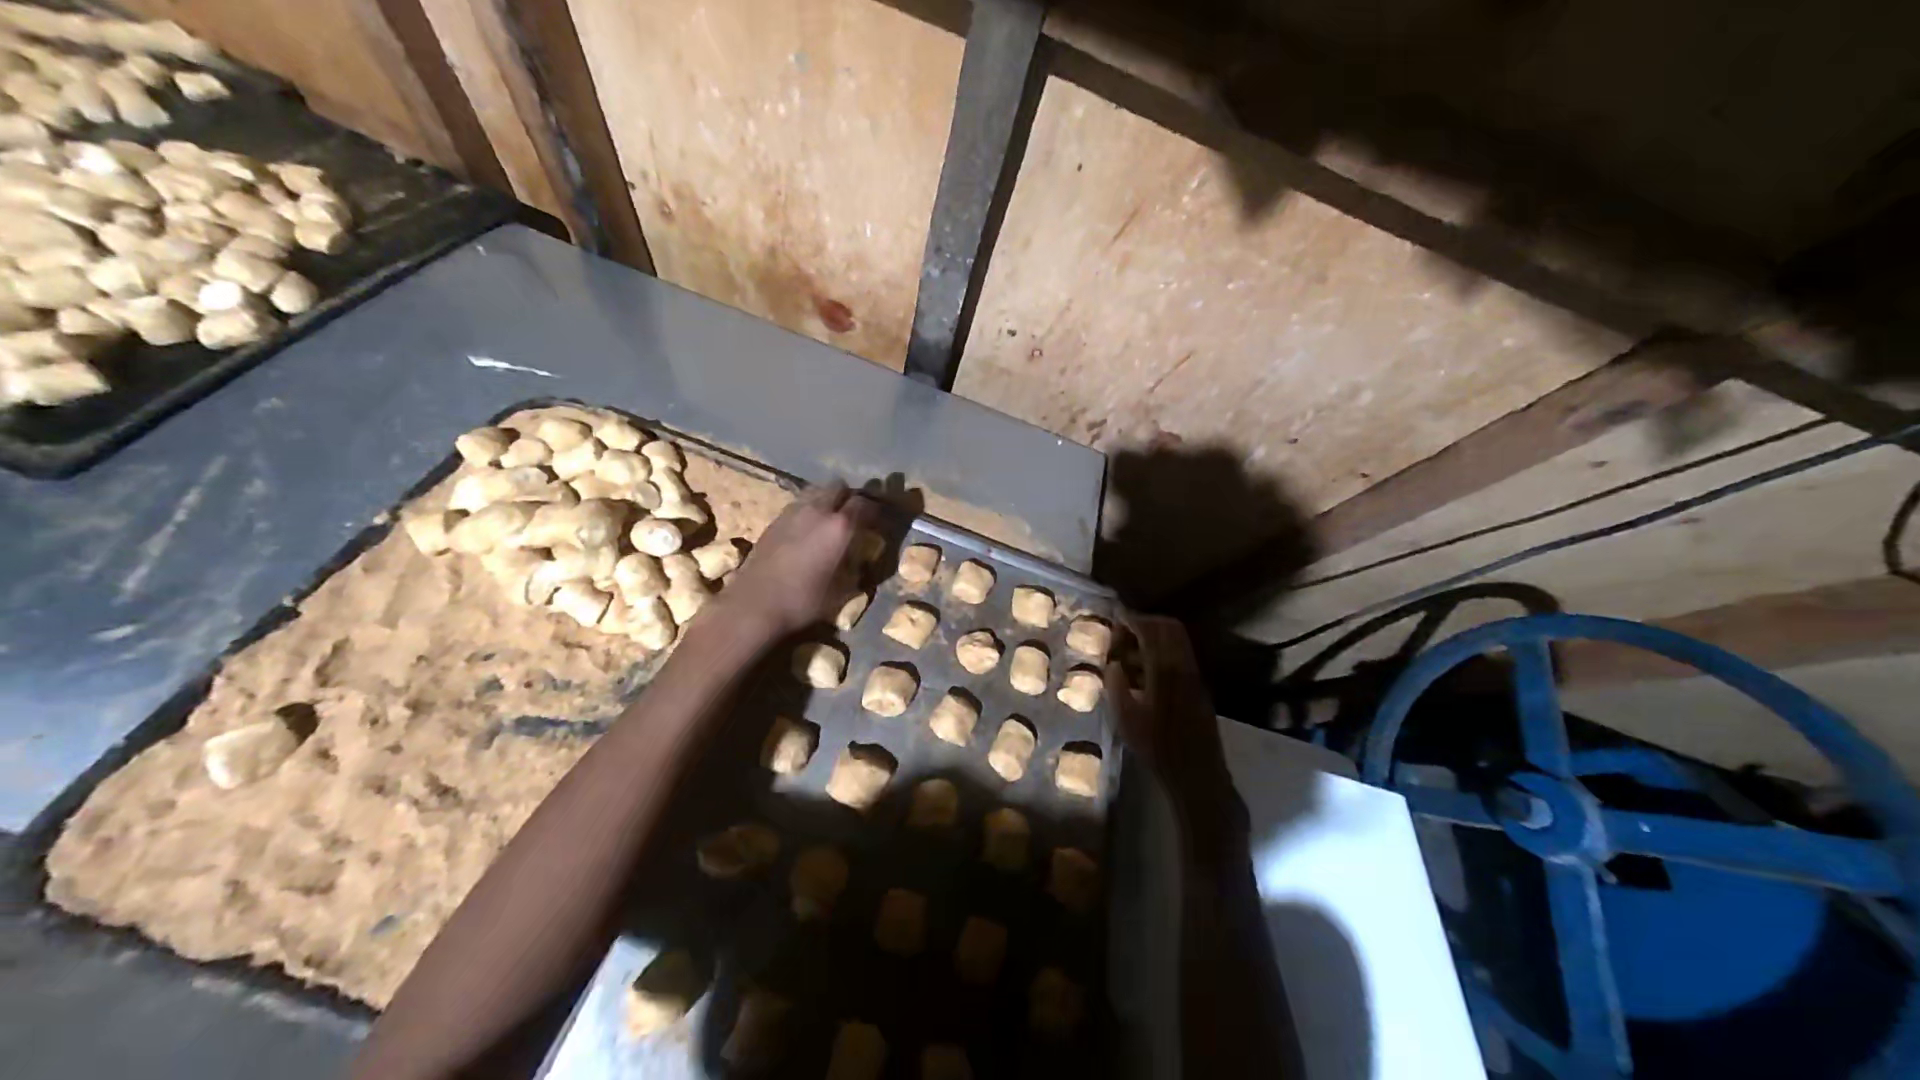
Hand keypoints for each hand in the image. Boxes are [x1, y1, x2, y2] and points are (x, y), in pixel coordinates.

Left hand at [711, 480, 876, 638]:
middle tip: (854, 515)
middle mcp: (818, 510)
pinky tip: (807, 529)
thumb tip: (861, 559)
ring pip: (817, 490)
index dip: (874, 510)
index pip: (865, 504)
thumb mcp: (841, 591)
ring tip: (830, 519)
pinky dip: (809, 509)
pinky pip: (799, 503)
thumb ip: (856, 569)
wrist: (755, 604)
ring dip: (827, 499)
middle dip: (849, 496)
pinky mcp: (774, 519)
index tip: (877, 521)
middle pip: (839, 486)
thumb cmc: (803, 600)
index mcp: (840, 526)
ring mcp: (793, 511)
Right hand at [1108, 615, 1234, 811]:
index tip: (1116, 617)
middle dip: (1147, 622)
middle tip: (1124, 629)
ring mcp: (1195, 677)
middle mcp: (1184, 667)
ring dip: (1156, 637)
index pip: (1151, 631)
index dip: (1133, 620)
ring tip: (1131, 650)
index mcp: (1165, 671)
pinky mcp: (1199, 688)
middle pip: (1170, 628)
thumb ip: (1116, 686)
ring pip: (1178, 642)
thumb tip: (1112, 663)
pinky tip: (1146, 671)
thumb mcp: (1126, 720)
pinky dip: (1164, 652)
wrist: (1196, 774)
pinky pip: (1181, 657)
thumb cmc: (1156, 749)